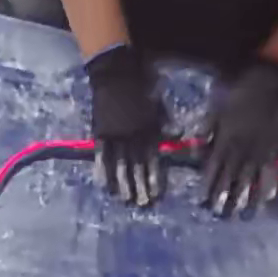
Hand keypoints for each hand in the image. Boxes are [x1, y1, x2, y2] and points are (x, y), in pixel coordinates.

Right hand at [85, 44, 164, 205]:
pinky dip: (101, 171)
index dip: (154, 177)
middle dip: (139, 186)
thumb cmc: (142, 85)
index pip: (153, 159)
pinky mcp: (100, 134)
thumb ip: (166, 122)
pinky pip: (100, 156)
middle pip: (136, 166)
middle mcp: (132, 136)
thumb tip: (178, 136)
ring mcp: (115, 136)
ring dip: (122, 184)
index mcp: (148, 129)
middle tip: (141, 204)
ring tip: (124, 200)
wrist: (116, 72)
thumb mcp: (158, 102)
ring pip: (119, 164)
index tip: (156, 195)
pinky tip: (104, 186)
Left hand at [202, 59, 277, 215]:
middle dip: (224, 199)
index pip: (213, 170)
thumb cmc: (241, 93)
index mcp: (225, 141)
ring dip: (246, 200)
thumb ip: (205, 131)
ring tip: (242, 217)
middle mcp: (241, 151)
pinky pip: (275, 173)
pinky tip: (271, 205)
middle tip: (220, 217)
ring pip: (251, 180)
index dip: (208, 187)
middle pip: (230, 179)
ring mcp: (261, 151)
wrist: (272, 79)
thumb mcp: (217, 110)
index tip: (202, 204)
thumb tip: (194, 150)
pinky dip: (273, 189)